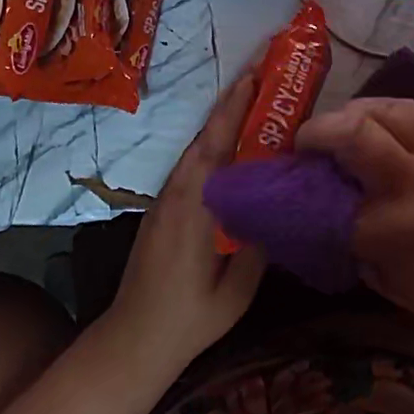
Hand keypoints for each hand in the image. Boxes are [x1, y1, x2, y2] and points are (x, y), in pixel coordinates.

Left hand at [106, 77, 265, 368]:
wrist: (134, 338)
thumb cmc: (188, 319)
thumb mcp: (236, 291)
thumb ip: (257, 246)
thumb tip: (279, 205)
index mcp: (194, 208)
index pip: (216, 146)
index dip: (235, 108)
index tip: (254, 75)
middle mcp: (176, 194)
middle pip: (206, 138)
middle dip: (233, 104)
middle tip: (263, 75)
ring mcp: (166, 201)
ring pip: (197, 151)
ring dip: (223, 124)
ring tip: (254, 102)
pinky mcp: (163, 210)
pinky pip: (192, 168)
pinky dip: (213, 148)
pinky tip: (233, 149)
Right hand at [296, 98, 413, 333]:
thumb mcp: (390, 283)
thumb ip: (349, 246)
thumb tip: (311, 220)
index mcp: (396, 231)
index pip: (329, 206)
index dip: (299, 203)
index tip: (278, 200)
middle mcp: (412, 185)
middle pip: (355, 137)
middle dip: (316, 134)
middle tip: (299, 147)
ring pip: (381, 112)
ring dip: (345, 115)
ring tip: (330, 130)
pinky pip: (406, 109)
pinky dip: (376, 108)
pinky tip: (362, 119)